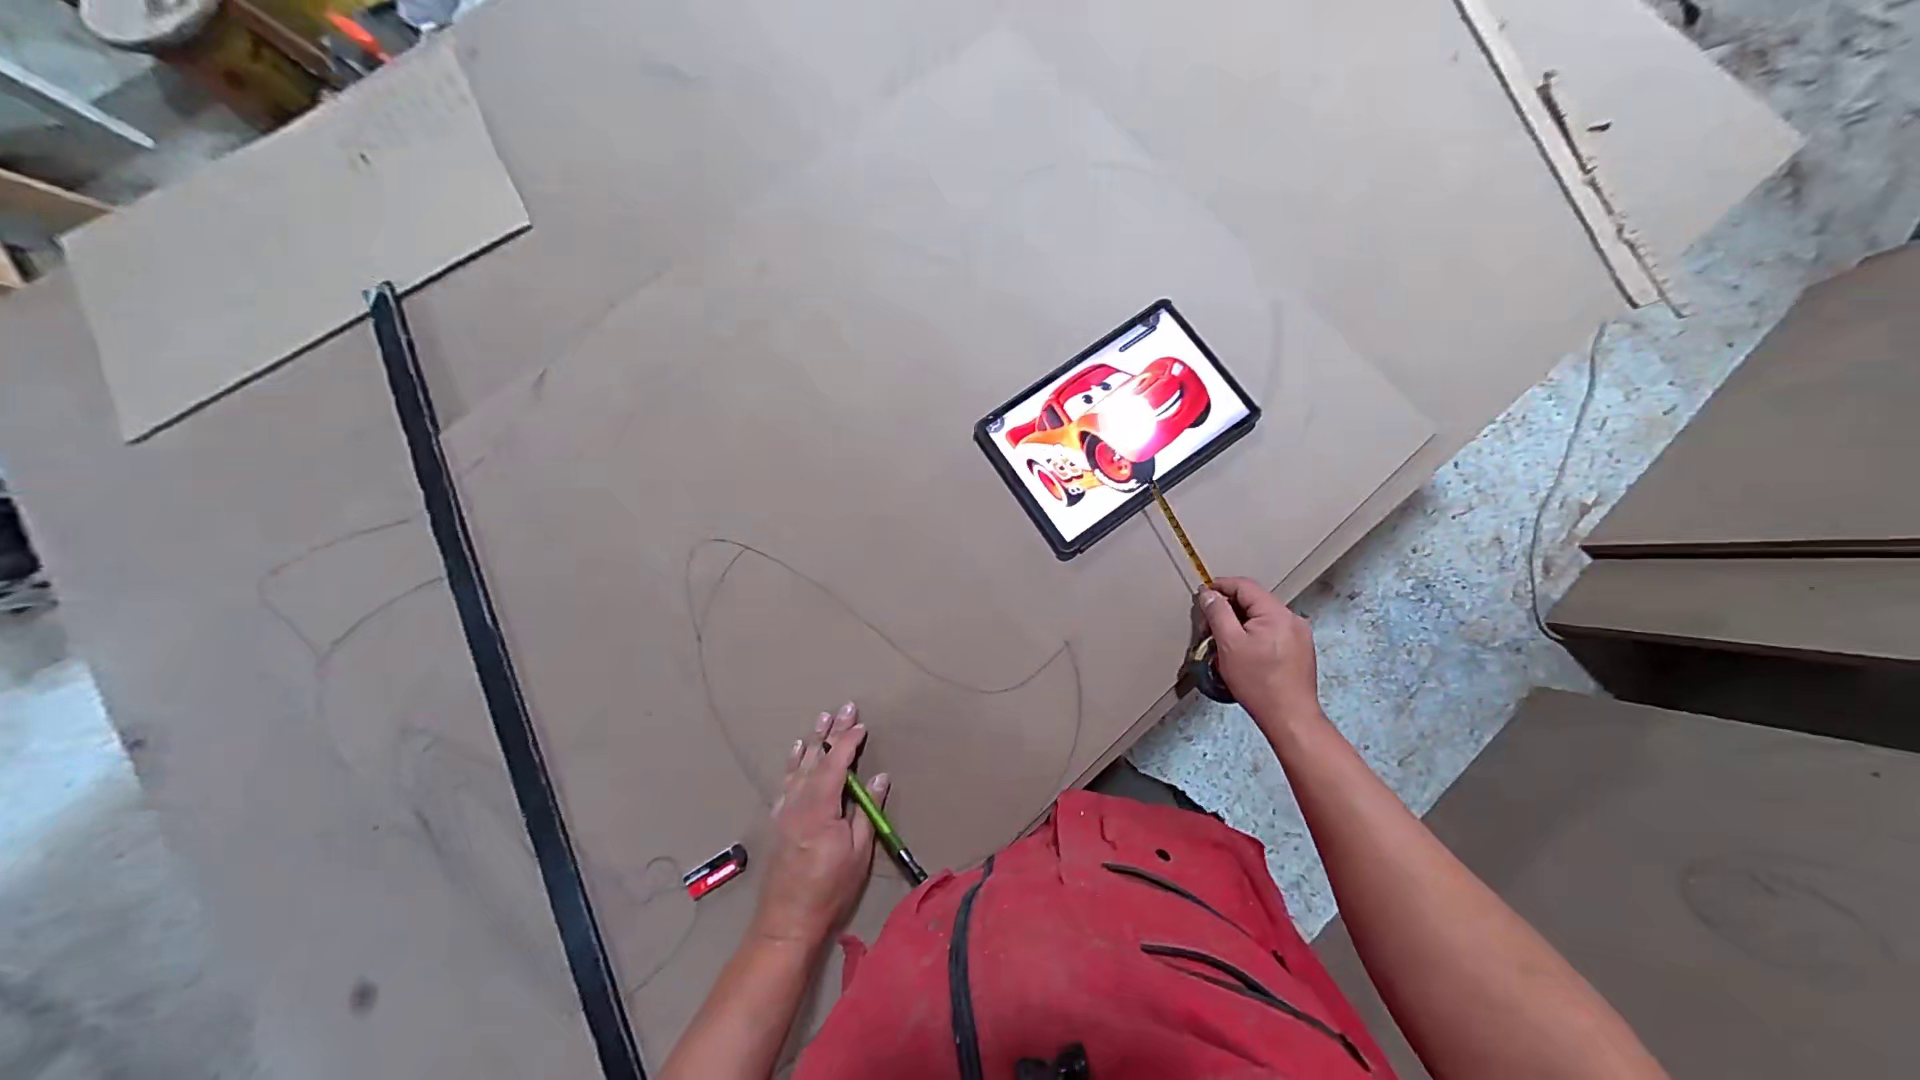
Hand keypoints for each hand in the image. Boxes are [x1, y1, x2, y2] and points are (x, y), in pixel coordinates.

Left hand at [751, 703, 888, 948]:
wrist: (787, 921)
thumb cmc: (830, 888)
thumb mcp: (859, 851)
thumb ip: (866, 810)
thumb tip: (878, 778)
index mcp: (819, 805)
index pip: (836, 762)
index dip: (849, 741)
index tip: (862, 725)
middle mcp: (798, 800)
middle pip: (816, 757)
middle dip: (832, 731)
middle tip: (844, 708)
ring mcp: (785, 809)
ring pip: (799, 766)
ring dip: (813, 741)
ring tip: (821, 720)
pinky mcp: (779, 820)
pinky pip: (786, 781)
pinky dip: (794, 762)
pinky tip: (797, 753)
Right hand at [1198, 577, 1323, 732]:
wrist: (1289, 716)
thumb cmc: (1261, 685)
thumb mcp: (1229, 644)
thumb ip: (1217, 613)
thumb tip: (1209, 595)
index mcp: (1276, 614)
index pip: (1245, 586)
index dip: (1221, 586)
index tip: (1204, 594)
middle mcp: (1292, 620)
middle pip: (1253, 601)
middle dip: (1228, 610)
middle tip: (1209, 627)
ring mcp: (1298, 635)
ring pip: (1261, 618)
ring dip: (1239, 624)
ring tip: (1224, 644)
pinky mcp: (1299, 650)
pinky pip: (1271, 632)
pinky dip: (1253, 636)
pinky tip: (1242, 654)